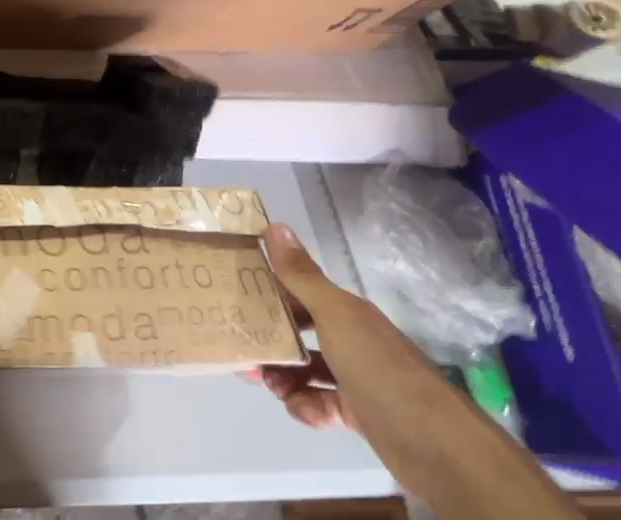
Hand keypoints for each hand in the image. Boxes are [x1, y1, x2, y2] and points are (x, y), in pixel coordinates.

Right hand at [254, 224, 582, 519]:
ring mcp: (357, 379)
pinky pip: (318, 404)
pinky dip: (307, 407)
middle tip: (243, 348)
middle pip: (298, 333)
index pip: (300, 293)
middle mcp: (353, 342)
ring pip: (304, 370)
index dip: (268, 292)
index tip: (234, 297)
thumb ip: (302, 276)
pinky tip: (309, 412)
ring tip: (271, 385)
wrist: (434, 443)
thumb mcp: (335, 316)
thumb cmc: (379, 368)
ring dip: (281, 377)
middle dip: (268, 341)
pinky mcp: (358, 413)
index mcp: (348, 315)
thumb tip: (276, 225)